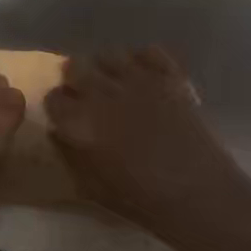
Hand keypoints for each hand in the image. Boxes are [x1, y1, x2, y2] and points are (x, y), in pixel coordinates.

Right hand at [45, 47, 250, 245]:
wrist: (197, 193)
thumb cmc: (139, 199)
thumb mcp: (92, 187)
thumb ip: (71, 155)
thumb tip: (61, 133)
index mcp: (79, 123)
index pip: (53, 98)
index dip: (57, 107)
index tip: (64, 117)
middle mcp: (103, 94)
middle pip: (75, 67)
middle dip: (74, 80)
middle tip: (83, 96)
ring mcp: (139, 81)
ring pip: (109, 55)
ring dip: (104, 68)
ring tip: (112, 83)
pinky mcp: (170, 78)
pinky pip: (148, 51)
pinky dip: (141, 60)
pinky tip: (143, 77)